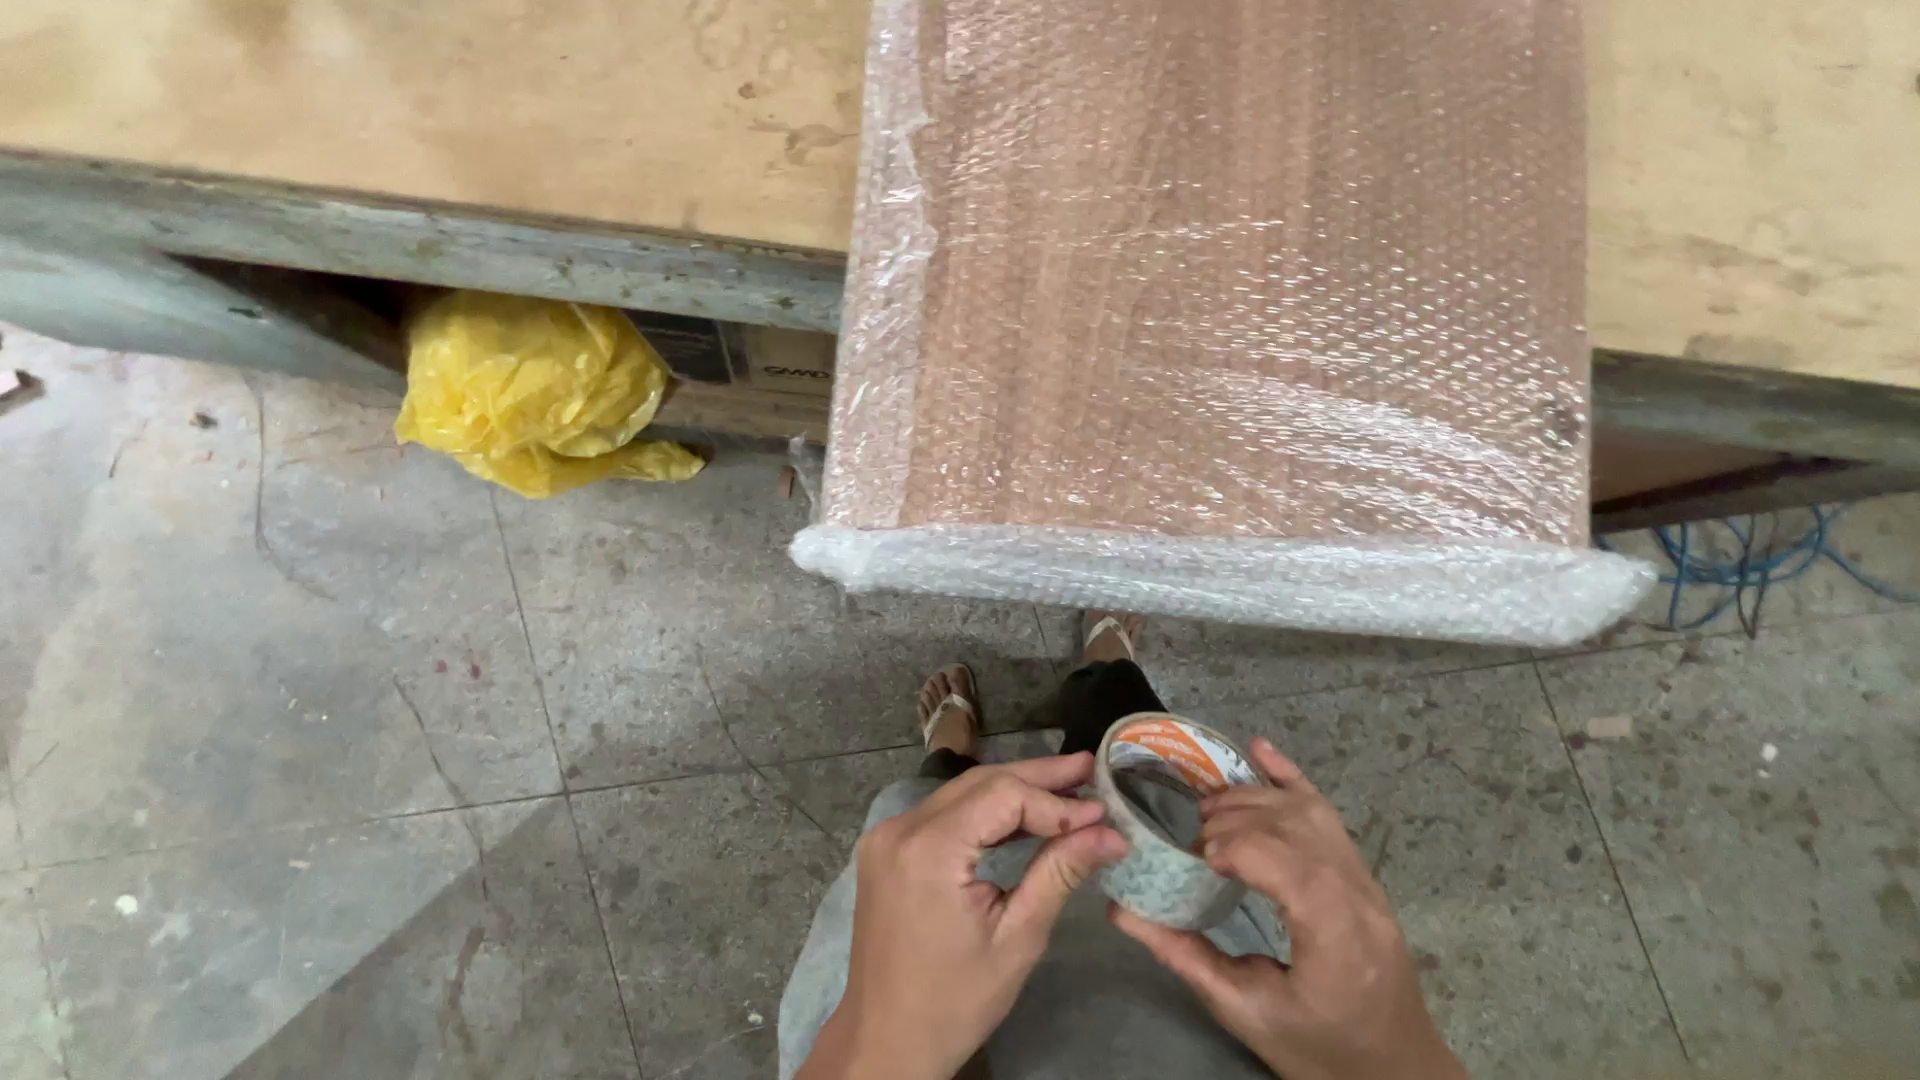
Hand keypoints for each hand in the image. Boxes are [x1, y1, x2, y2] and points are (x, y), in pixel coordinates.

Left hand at [800, 753, 1126, 1079]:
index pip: (1002, 795)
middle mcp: (901, 827)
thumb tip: (1111, 833)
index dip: (1054, 800)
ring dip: (1014, 789)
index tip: (1101, 812)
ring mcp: (889, 835)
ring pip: (962, 792)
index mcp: (929, 848)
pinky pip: (944, 813)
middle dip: (1038, 777)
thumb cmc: (955, 1000)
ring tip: (1068, 784)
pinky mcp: (888, 847)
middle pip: (981, 782)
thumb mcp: (1018, 938)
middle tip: (1088, 768)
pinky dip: (985, 811)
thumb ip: (1060, 873)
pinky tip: (1024, 814)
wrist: (886, 1039)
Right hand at [1110, 738, 1465, 1079]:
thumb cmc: (1319, 1050)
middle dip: (1232, 817)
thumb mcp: (1246, 1011)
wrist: (1396, 1073)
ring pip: (1306, 810)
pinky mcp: (1364, 876)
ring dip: (1252, 796)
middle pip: (1289, 825)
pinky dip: (1292, 777)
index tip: (1196, 859)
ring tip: (1209, 806)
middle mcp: (1356, 893)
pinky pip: (1328, 813)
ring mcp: (1367, 880)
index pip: (1281, 857)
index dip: (1231, 845)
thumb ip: (1185, 956)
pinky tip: (1260, 749)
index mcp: (1332, 931)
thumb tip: (1121, 910)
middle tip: (1190, 833)